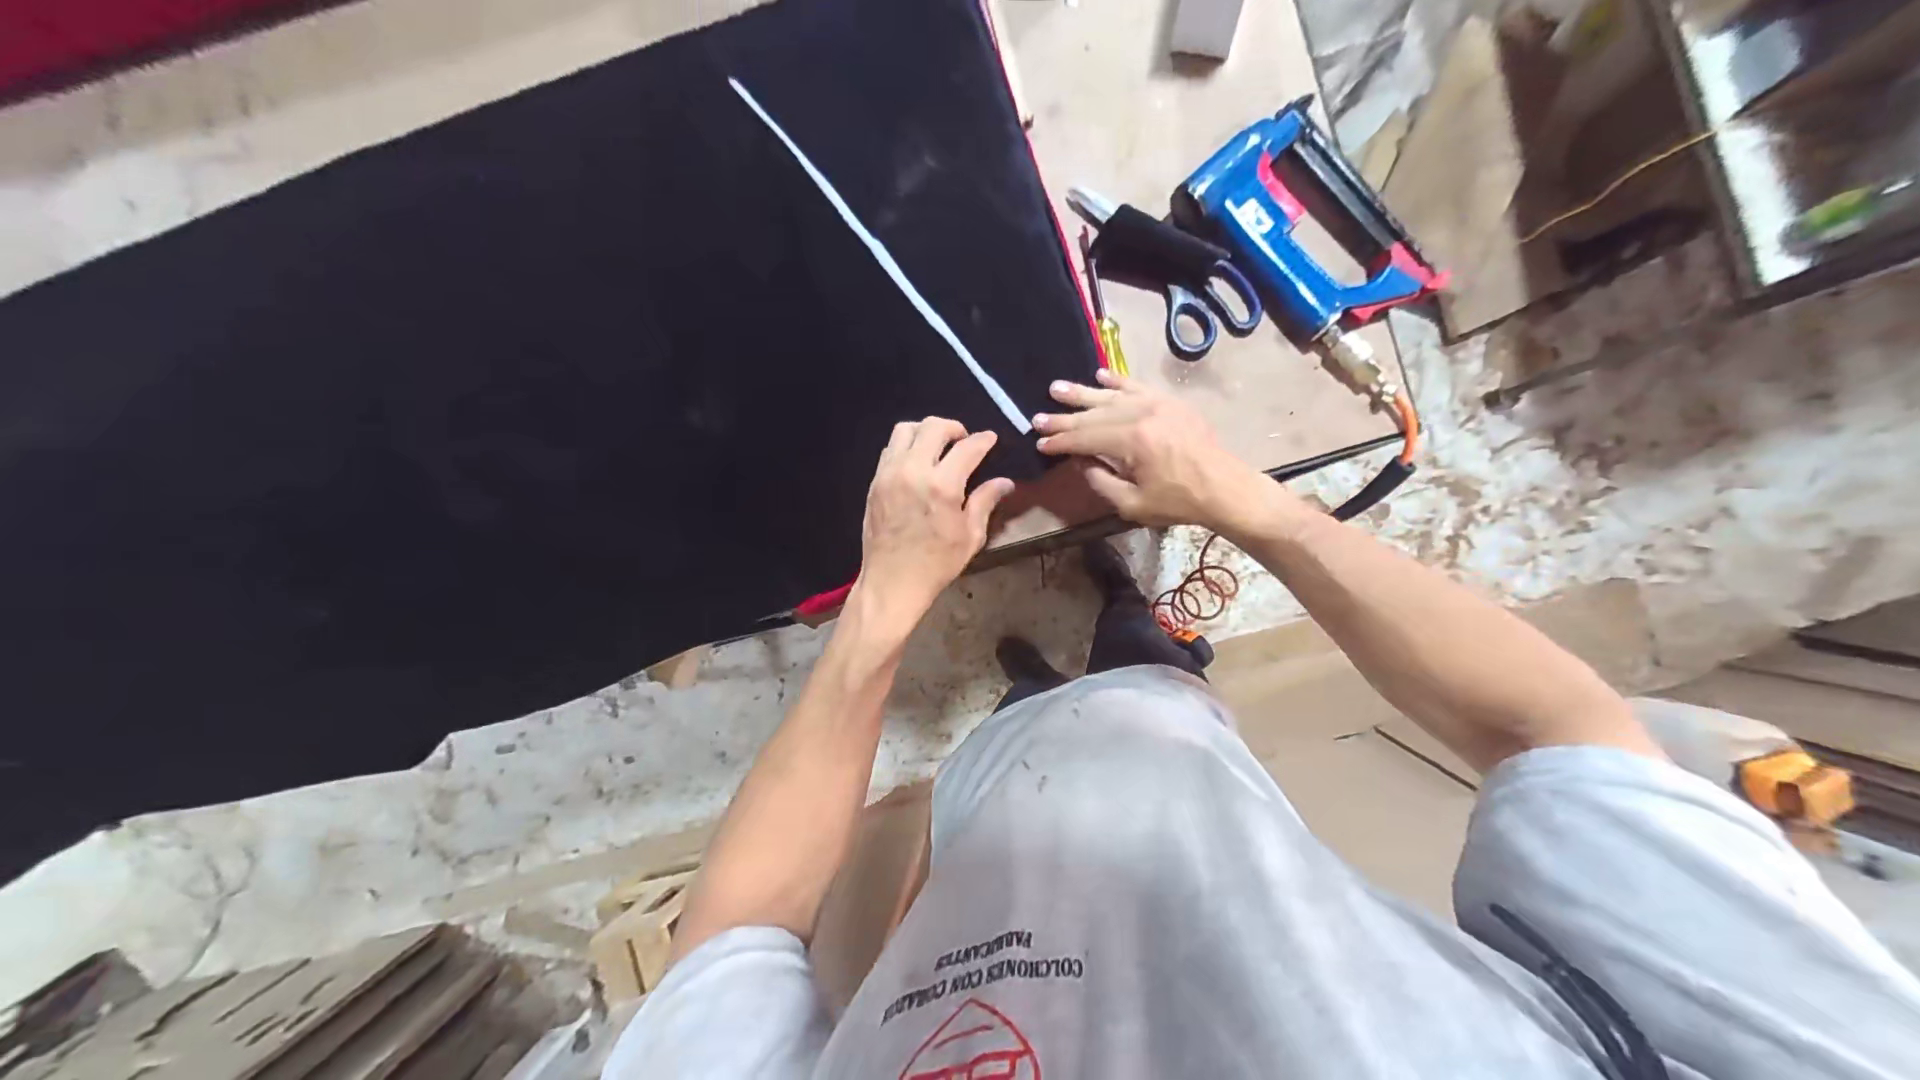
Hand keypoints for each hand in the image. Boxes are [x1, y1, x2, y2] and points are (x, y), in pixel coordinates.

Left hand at [853, 417, 1014, 631]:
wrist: (892, 581)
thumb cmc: (936, 563)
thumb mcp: (970, 536)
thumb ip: (985, 501)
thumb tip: (1005, 482)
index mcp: (942, 485)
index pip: (967, 447)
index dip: (983, 440)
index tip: (990, 439)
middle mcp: (913, 470)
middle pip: (933, 426)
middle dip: (954, 428)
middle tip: (964, 441)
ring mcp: (889, 473)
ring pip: (906, 429)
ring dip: (926, 431)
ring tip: (938, 447)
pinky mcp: (875, 481)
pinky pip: (891, 448)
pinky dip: (907, 446)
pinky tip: (917, 462)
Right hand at [1033, 369, 1301, 537]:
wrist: (1223, 488)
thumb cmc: (1178, 501)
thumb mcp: (1132, 504)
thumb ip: (1100, 480)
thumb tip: (1080, 461)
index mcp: (1132, 441)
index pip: (1084, 438)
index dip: (1060, 443)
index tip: (1039, 444)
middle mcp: (1142, 414)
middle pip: (1093, 414)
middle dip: (1063, 418)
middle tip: (1038, 418)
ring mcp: (1158, 403)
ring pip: (1111, 395)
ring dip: (1082, 393)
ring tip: (1057, 388)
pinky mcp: (1170, 401)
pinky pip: (1138, 385)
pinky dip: (1118, 380)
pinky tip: (1100, 375)